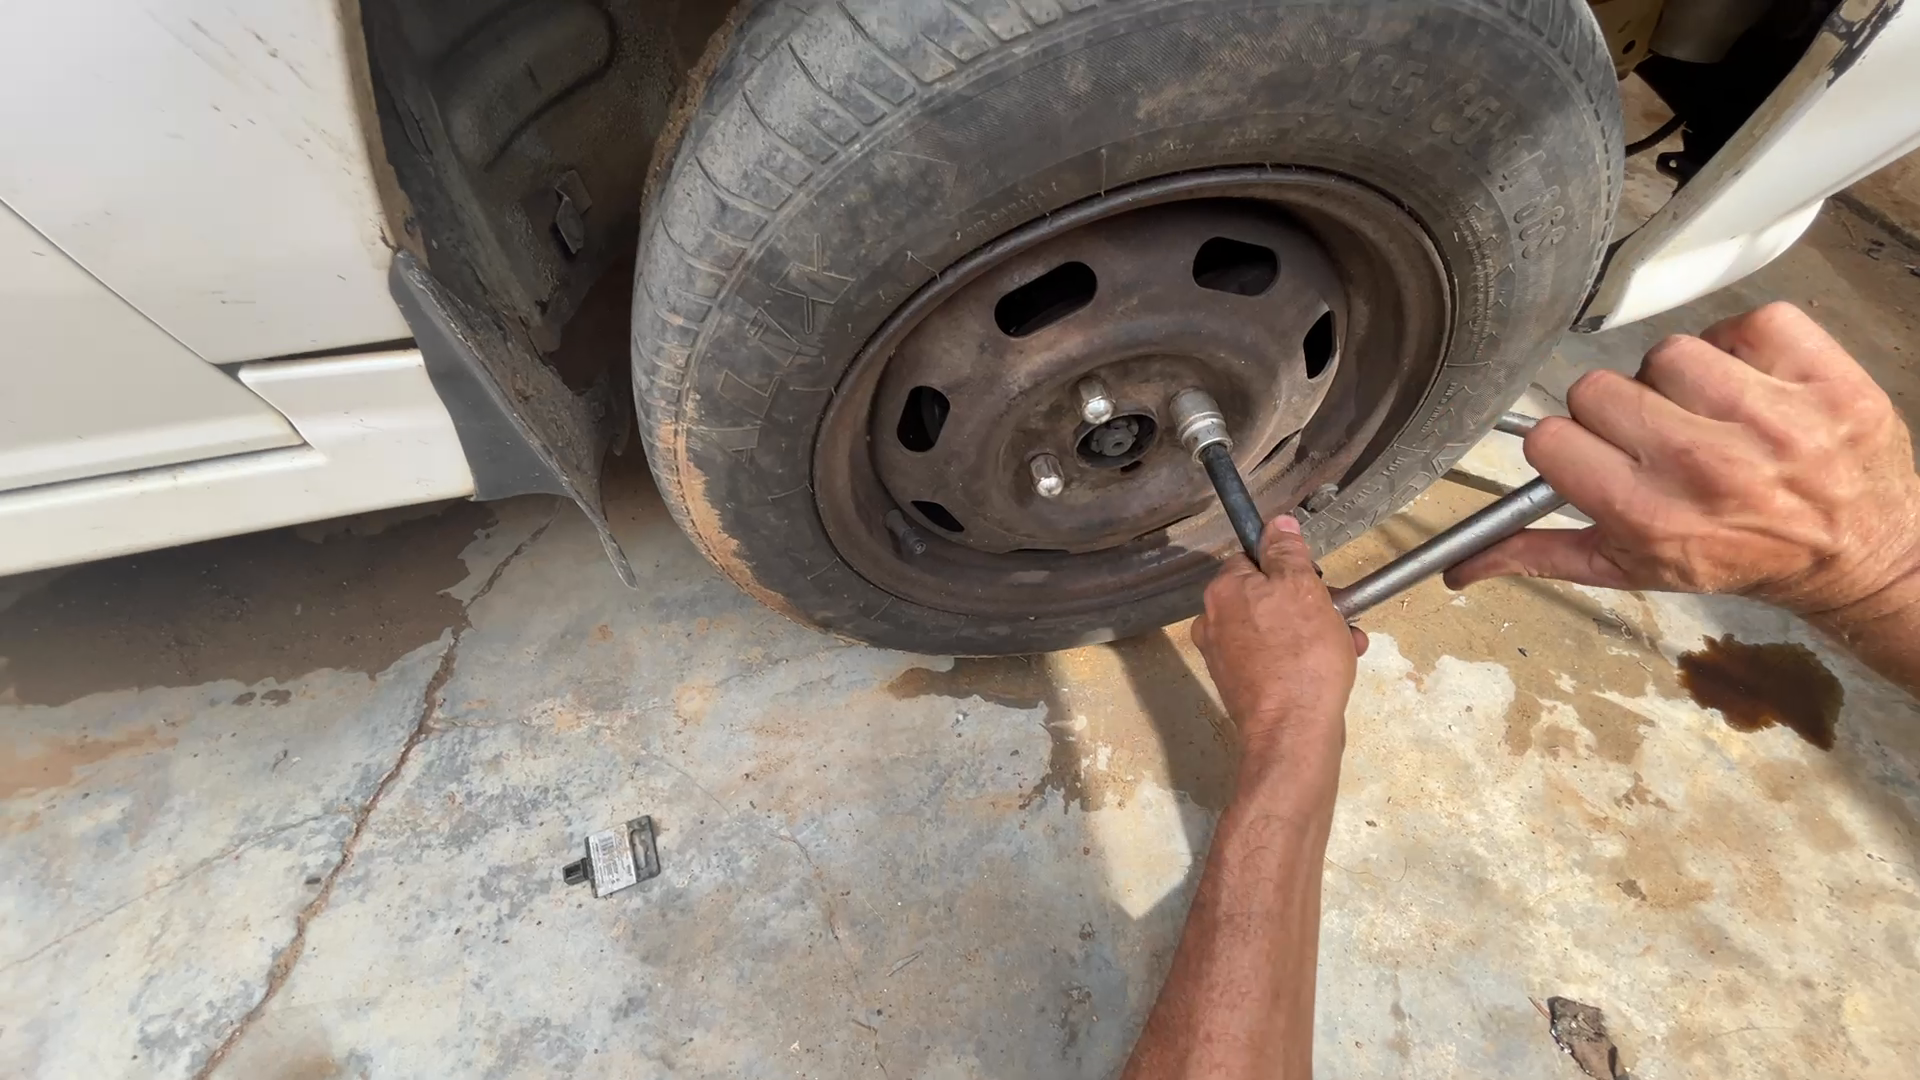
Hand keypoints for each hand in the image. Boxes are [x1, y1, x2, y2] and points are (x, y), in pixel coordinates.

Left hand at [1191, 515, 1368, 764]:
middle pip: (1266, 595)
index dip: (1288, 567)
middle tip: (1339, 614)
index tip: (1315, 582)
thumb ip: (1286, 552)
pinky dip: (1303, 656)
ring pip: (1276, 627)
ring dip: (1315, 630)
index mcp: (1222, 592)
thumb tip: (1276, 523)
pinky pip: (1275, 656)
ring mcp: (1224, 655)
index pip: (1252, 560)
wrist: (1291, 730)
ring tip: (1346, 643)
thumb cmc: (1301, 653)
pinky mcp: (1241, 683)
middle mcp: (1213, 620)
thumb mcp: (1302, 588)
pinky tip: (1334, 666)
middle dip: (1309, 602)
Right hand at [1447, 303, 1919, 622]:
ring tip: (1698, 410)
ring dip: (1673, 377)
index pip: (1550, 438)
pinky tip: (1743, 381)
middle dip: (1611, 411)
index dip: (1562, 444)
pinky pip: (1753, 323)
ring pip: (1667, 353)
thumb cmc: (1730, 559)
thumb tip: (1457, 568)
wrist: (1858, 556)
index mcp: (1647, 512)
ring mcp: (1773, 419)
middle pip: (1596, 389)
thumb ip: (1536, 555)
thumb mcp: (1621, 568)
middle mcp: (1705, 466)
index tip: (1589, 457)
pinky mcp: (1830, 382)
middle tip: (1645, 437)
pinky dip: (1742, 343)